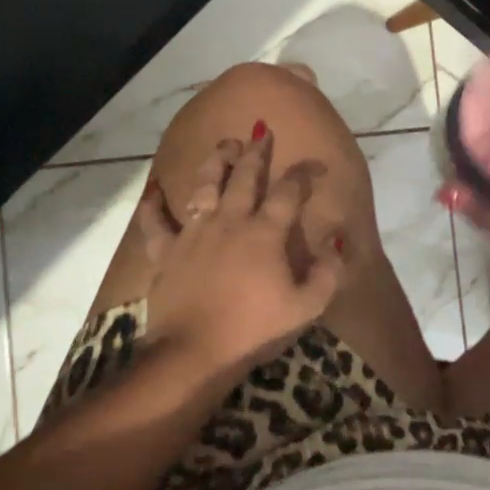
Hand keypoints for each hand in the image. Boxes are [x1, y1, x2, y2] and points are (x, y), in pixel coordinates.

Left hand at [132, 127, 342, 371]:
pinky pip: (156, 225)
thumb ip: (327, 272)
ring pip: (203, 187)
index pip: (289, 192)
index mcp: (266, 232)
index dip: (305, 174)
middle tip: (261, 134)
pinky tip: (154, 192)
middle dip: (256, 153)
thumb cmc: (254, 330)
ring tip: (224, 145)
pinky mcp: (166, 254)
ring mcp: (194, 235)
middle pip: (244, 177)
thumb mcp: (307, 307)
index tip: (317, 166)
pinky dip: (153, 207)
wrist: (193, 355)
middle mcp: (230, 222)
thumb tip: (335, 244)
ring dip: (215, 162)